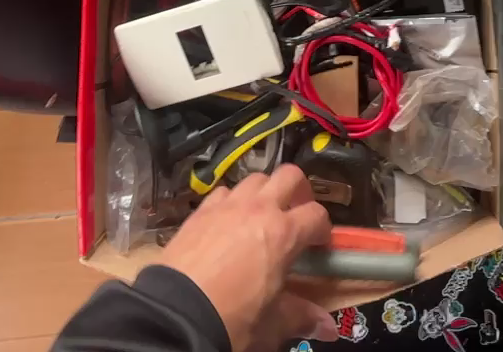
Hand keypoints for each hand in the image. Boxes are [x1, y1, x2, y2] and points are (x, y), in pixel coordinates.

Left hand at [159, 165, 335, 351]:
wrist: (174, 314)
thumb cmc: (230, 318)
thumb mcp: (270, 324)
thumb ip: (300, 316)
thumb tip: (328, 328)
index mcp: (283, 233)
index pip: (316, 215)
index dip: (323, 228)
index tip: (320, 244)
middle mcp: (258, 208)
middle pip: (289, 176)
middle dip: (299, 190)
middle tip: (296, 213)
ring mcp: (228, 204)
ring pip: (256, 178)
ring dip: (265, 192)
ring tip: (262, 216)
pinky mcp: (202, 209)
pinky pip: (225, 192)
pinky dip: (233, 201)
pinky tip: (228, 222)